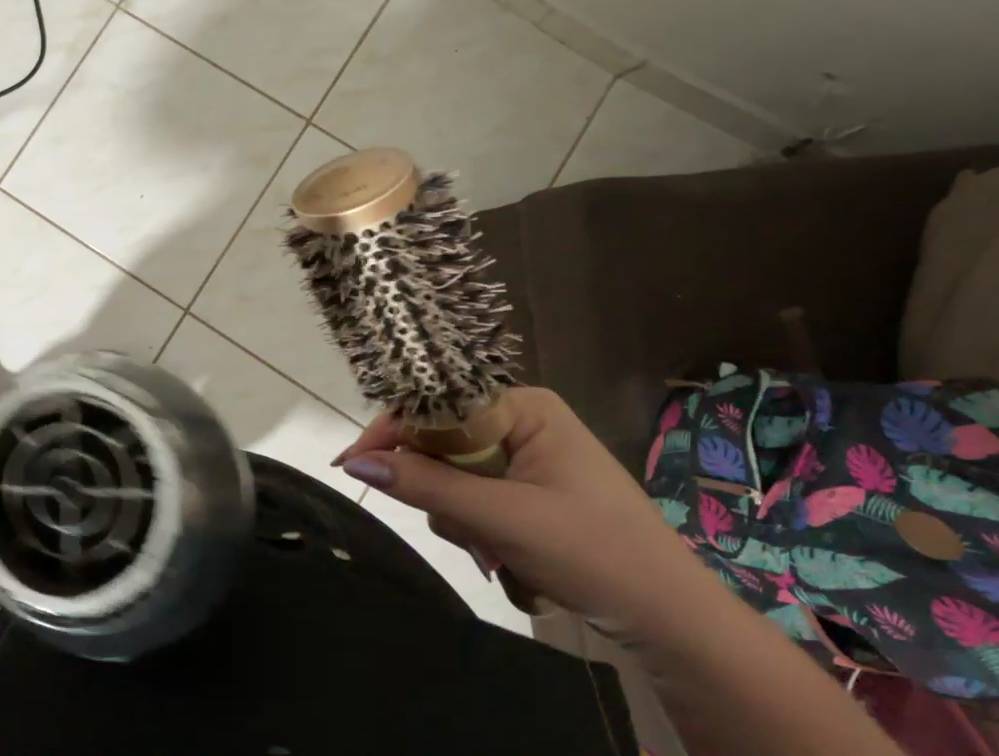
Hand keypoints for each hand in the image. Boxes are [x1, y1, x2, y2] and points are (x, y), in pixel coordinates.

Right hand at [336, 387, 711, 635]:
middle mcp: (523, 422)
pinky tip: (497, 555)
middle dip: (436, 489)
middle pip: (440, 440)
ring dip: (455, 515)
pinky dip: (472, 526)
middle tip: (456, 529)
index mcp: (525, 407)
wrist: (672, 620)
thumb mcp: (502, 518)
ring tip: (490, 551)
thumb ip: (426, 486)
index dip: (393, 432)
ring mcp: (527, 458)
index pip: (436, 405)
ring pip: (450, 474)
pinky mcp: (529, 491)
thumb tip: (355, 463)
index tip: (353, 466)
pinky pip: (472, 496)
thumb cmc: (595, 553)